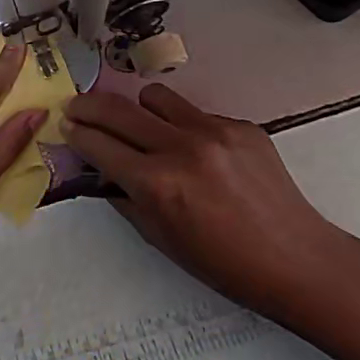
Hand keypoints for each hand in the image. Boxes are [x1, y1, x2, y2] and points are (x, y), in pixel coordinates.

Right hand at [62, 83, 359, 317]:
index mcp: (157, 183)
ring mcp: (215, 131)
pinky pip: (196, 114)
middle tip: (76, 107)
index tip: (66, 127)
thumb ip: (125, 197)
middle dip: (88, 106)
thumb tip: (102, 171)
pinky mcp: (242, 126)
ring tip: (139, 126)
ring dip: (137, 108)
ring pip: (156, 97)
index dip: (77, 134)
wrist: (293, 258)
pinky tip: (196, 153)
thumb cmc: (221, 262)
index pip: (100, 144)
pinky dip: (183, 127)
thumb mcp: (159, 238)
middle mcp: (182, 147)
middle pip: (118, 109)